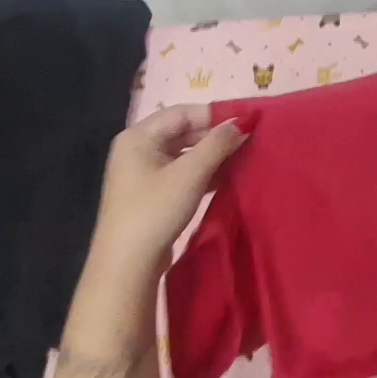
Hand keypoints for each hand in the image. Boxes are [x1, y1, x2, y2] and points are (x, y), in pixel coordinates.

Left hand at [89, 105, 248, 286]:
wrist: (127, 264)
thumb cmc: (156, 210)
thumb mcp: (191, 174)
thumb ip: (218, 143)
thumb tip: (243, 121)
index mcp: (138, 136)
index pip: (182, 113)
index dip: (215, 114)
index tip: (247, 121)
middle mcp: (137, 149)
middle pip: (182, 131)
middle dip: (215, 136)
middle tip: (249, 140)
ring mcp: (142, 173)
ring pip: (183, 153)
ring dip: (212, 155)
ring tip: (244, 157)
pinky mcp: (151, 194)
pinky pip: (181, 173)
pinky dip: (203, 173)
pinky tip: (227, 178)